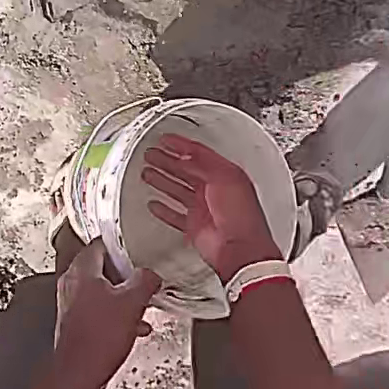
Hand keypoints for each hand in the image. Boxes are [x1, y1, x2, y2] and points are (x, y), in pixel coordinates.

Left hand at [52, 240, 161, 388]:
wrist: (78, 375)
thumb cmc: (97, 339)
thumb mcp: (132, 303)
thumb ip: (145, 281)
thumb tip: (151, 274)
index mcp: (82, 270)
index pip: (101, 244)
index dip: (121, 246)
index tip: (136, 251)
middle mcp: (72, 283)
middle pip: (102, 267)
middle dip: (125, 274)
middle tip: (141, 278)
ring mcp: (71, 303)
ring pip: (101, 289)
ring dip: (122, 295)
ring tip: (141, 304)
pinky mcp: (75, 322)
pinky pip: (98, 309)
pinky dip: (115, 312)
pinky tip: (134, 326)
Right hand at [142, 134, 282, 280]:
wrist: (240, 248)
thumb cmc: (240, 215)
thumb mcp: (223, 177)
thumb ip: (202, 164)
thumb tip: (186, 155)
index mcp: (224, 174)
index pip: (198, 154)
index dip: (180, 145)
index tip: (165, 139)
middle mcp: (213, 189)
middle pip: (184, 170)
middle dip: (167, 160)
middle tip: (151, 153)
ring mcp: (203, 208)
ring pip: (177, 189)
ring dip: (162, 180)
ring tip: (147, 172)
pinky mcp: (195, 226)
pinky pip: (175, 215)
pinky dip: (164, 209)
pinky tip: (154, 204)